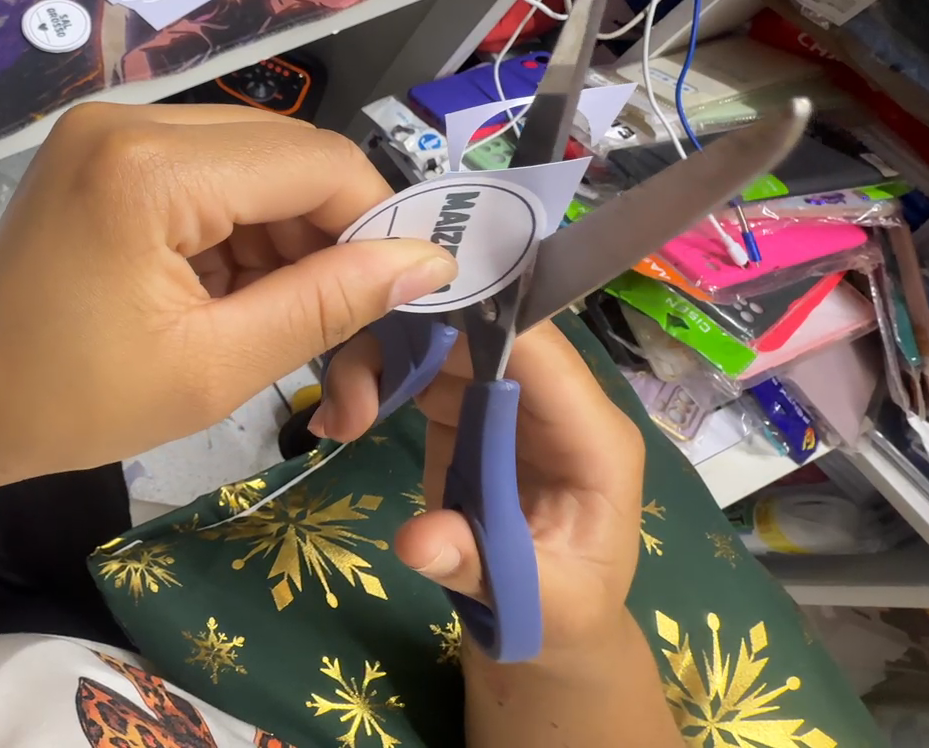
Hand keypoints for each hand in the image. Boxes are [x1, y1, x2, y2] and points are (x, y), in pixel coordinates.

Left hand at [0, 103, 457, 496]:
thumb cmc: (69, 402)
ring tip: (284, 334)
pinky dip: (231, 238)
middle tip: (348, 338)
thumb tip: (428, 262)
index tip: (409, 301)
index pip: (317, 163)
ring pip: (245, 171)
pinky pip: (198, 179)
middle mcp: (127, 120)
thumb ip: (326, 305)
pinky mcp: (96, 157)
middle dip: (328, 245)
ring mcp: (104, 132)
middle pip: (281, 160)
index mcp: (149, 166)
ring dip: (281, 248)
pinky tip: (229, 302)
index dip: (379, 227)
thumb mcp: (212, 367)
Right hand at [318, 322, 645, 661]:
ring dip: (374, 359)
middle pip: (473, 329)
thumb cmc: (562, 607)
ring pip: (432, 337)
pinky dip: (368, 375)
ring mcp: (501, 395)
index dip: (472, 321)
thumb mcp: (534, 600)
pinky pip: (411, 362)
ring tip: (338, 418)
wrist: (547, 615)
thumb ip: (477, 565)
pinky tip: (340, 415)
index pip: (537, 353)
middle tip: (345, 390)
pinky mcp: (464, 402)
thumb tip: (414, 542)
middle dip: (401, 340)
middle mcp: (547, 400)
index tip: (395, 312)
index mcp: (589, 436)